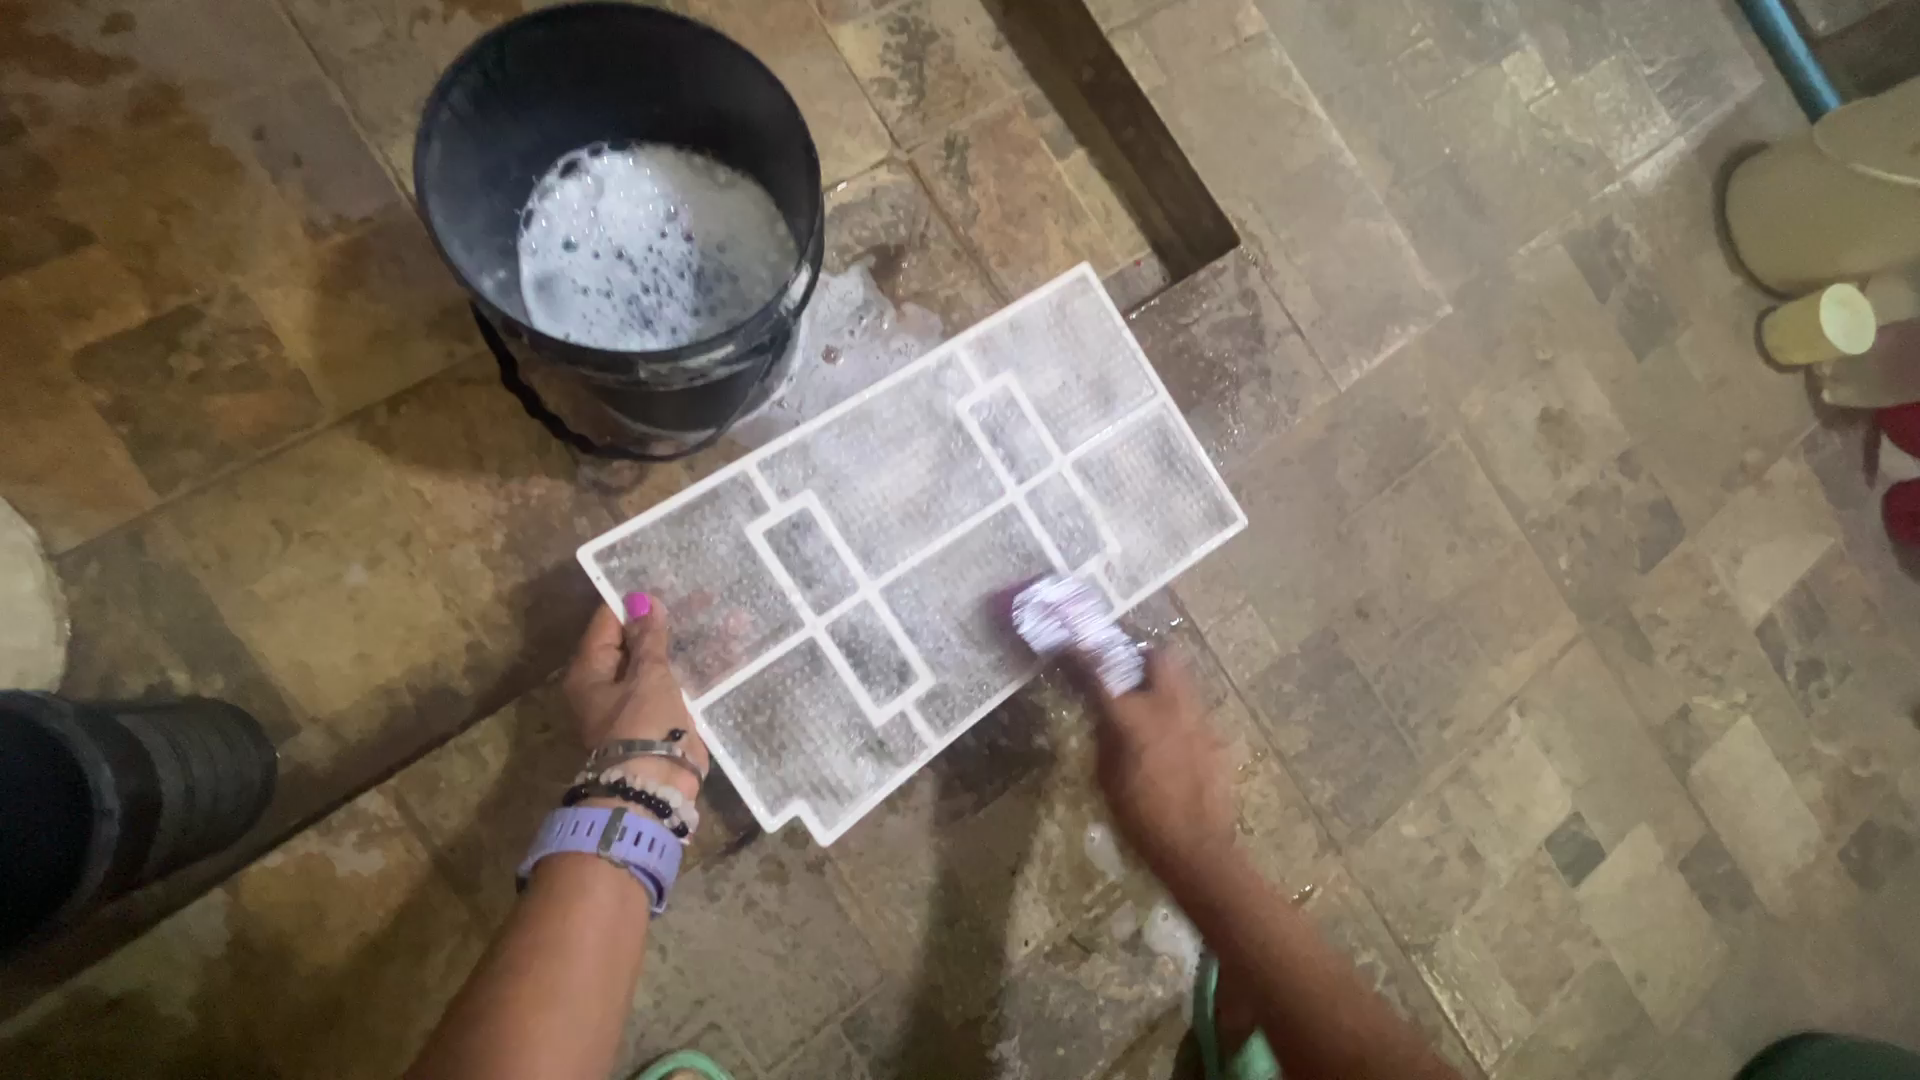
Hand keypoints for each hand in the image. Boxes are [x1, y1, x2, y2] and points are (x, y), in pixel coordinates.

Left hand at [562, 593, 708, 800]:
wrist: (657, 784)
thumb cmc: (643, 723)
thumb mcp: (647, 675)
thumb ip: (648, 638)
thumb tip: (642, 600)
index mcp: (590, 671)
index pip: (608, 623)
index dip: (634, 602)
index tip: (662, 579)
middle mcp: (608, 683)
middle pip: (637, 641)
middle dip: (668, 620)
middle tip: (701, 595)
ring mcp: (637, 700)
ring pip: (663, 660)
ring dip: (689, 642)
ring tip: (722, 616)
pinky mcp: (663, 715)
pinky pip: (680, 681)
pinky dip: (699, 665)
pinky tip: (726, 648)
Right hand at [1083, 649, 1236, 884]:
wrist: (1196, 849)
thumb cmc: (1139, 817)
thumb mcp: (1106, 776)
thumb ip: (1105, 734)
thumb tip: (1103, 712)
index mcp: (1132, 716)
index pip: (1100, 671)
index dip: (1080, 655)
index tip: (1069, 645)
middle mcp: (1168, 706)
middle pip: (1158, 655)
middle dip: (1140, 657)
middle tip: (1126, 673)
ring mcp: (1198, 719)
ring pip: (1182, 677)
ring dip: (1162, 681)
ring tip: (1149, 703)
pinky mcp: (1216, 736)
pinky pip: (1194, 709)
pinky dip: (1179, 712)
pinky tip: (1171, 738)